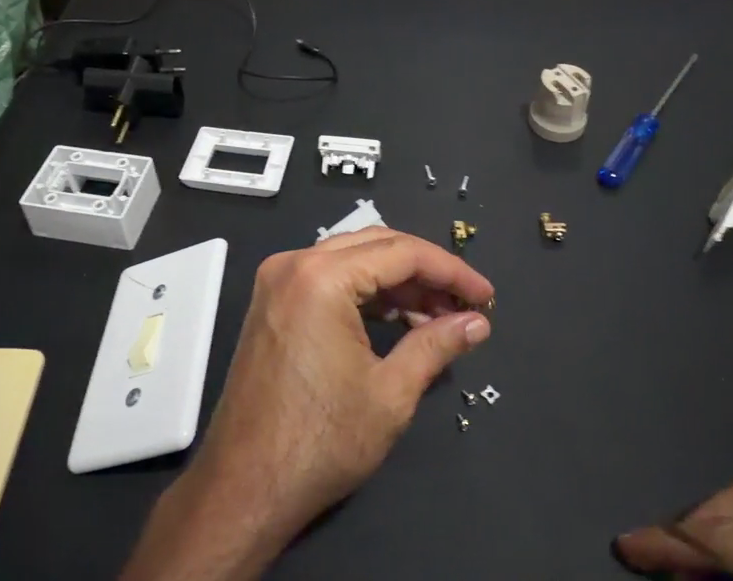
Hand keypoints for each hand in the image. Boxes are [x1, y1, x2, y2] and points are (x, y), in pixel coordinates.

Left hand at [121, 228, 493, 579]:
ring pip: (352, 260)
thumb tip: (476, 322)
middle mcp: (293, 264)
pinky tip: (398, 321)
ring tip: (438, 319)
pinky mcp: (271, 304)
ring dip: (398, 283)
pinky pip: (328, 279)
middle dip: (426, 273)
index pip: (402, 253)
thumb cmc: (321, 441)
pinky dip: (366, 294)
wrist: (245, 486)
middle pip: (376, 246)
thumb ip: (437, 345)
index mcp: (321, 277)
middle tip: (466, 305)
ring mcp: (276, 282)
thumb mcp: (391, 393)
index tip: (486, 296)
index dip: (452, 271)